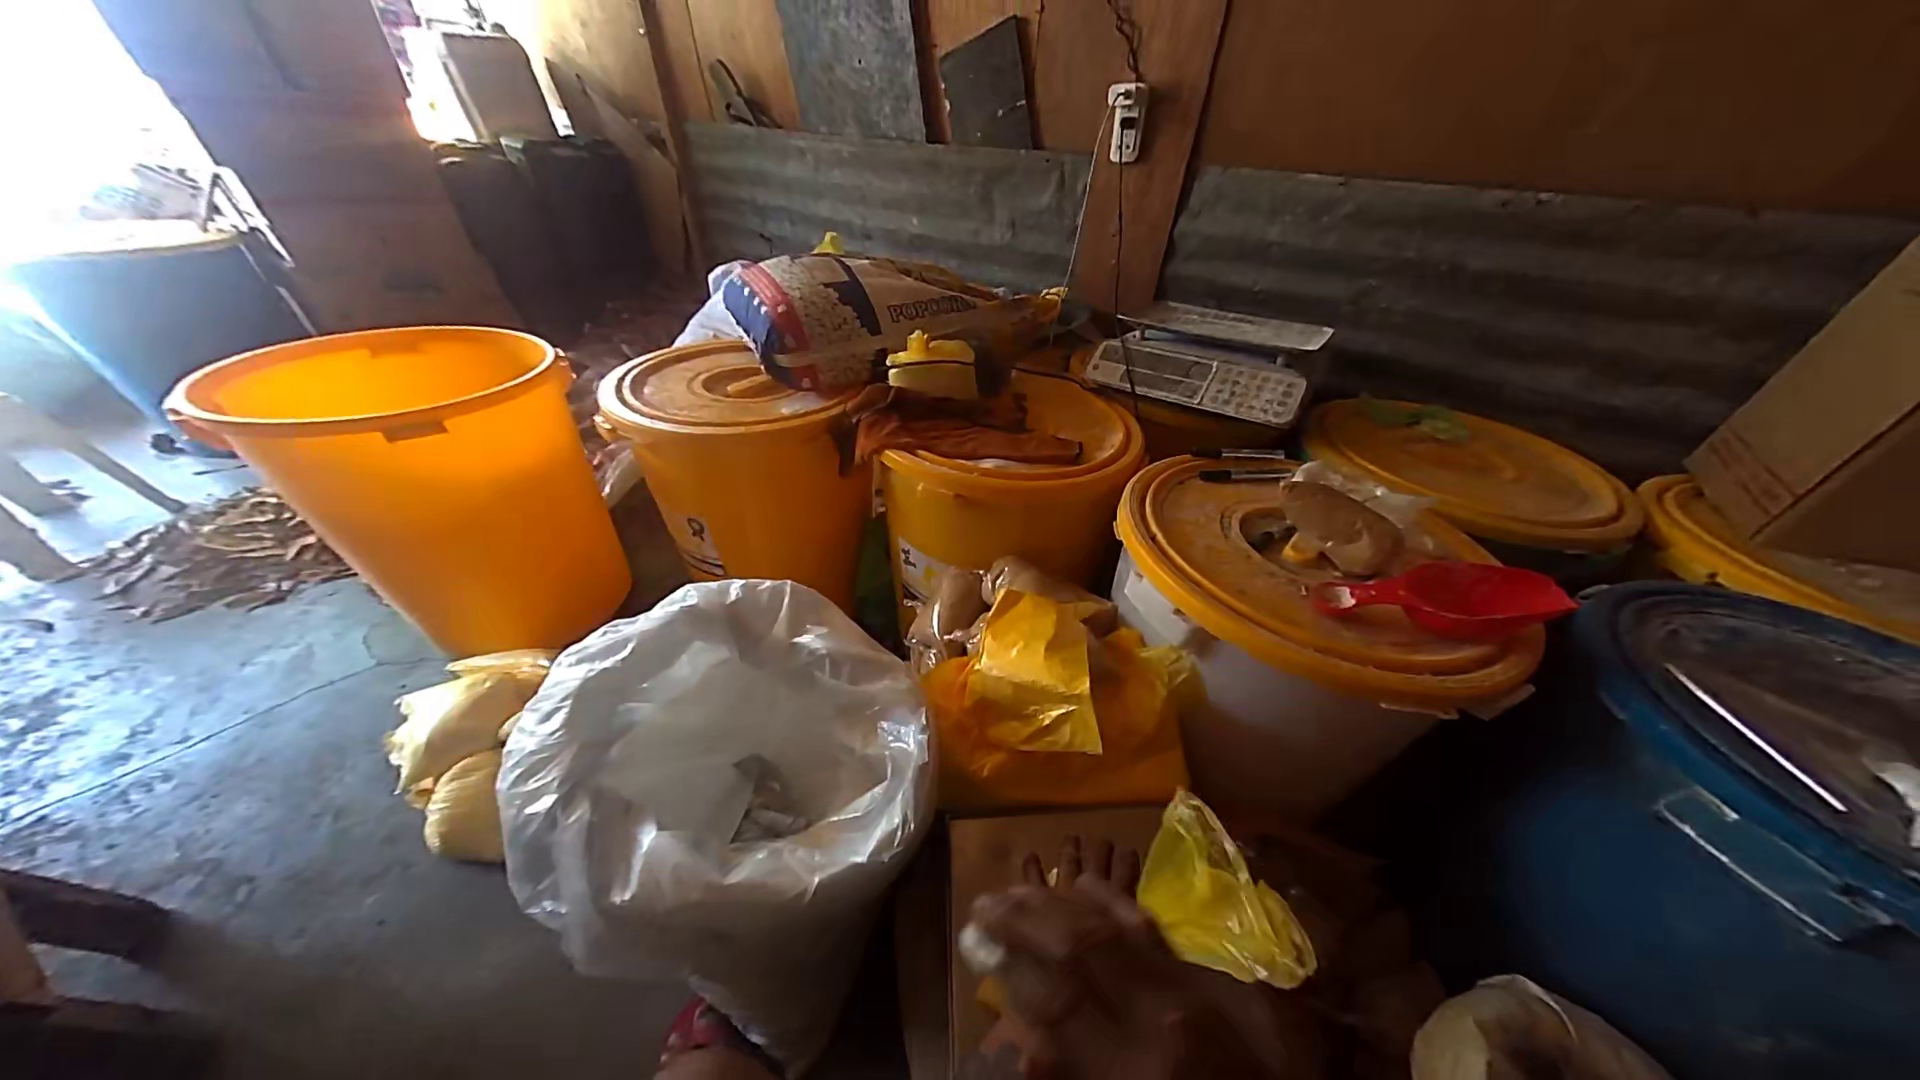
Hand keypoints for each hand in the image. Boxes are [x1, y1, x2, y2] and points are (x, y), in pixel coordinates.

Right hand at [971, 836, 1316, 1079]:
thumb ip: (1073, 1066)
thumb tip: (1024, 1025)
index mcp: (1131, 1064)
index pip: (1054, 1001)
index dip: (1008, 965)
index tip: (976, 941)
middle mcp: (1155, 1015)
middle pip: (1075, 949)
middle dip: (1023, 920)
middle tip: (985, 902)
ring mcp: (1182, 987)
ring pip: (1106, 927)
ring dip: (1056, 902)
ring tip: (1015, 888)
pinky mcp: (1201, 974)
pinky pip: (1148, 924)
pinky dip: (1108, 898)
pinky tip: (1079, 881)